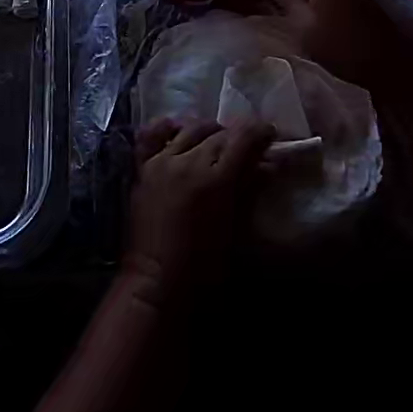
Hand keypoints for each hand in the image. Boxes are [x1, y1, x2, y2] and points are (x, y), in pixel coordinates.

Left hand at [122, 119, 273, 307]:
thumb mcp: (237, 230)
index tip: (270, 134)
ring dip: (209, 131)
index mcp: (216, 179)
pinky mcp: (142, 168)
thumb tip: (268, 165)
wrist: (156, 283)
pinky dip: (168, 128)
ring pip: (189, 129)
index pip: (243, 139)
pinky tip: (178, 129)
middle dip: (237, 136)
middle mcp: (187, 162)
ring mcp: (161, 161)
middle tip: (249, 145)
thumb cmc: (205, 270)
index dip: (260, 132)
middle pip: (218, 134)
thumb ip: (250, 191)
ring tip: (218, 141)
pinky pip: (152, 135)